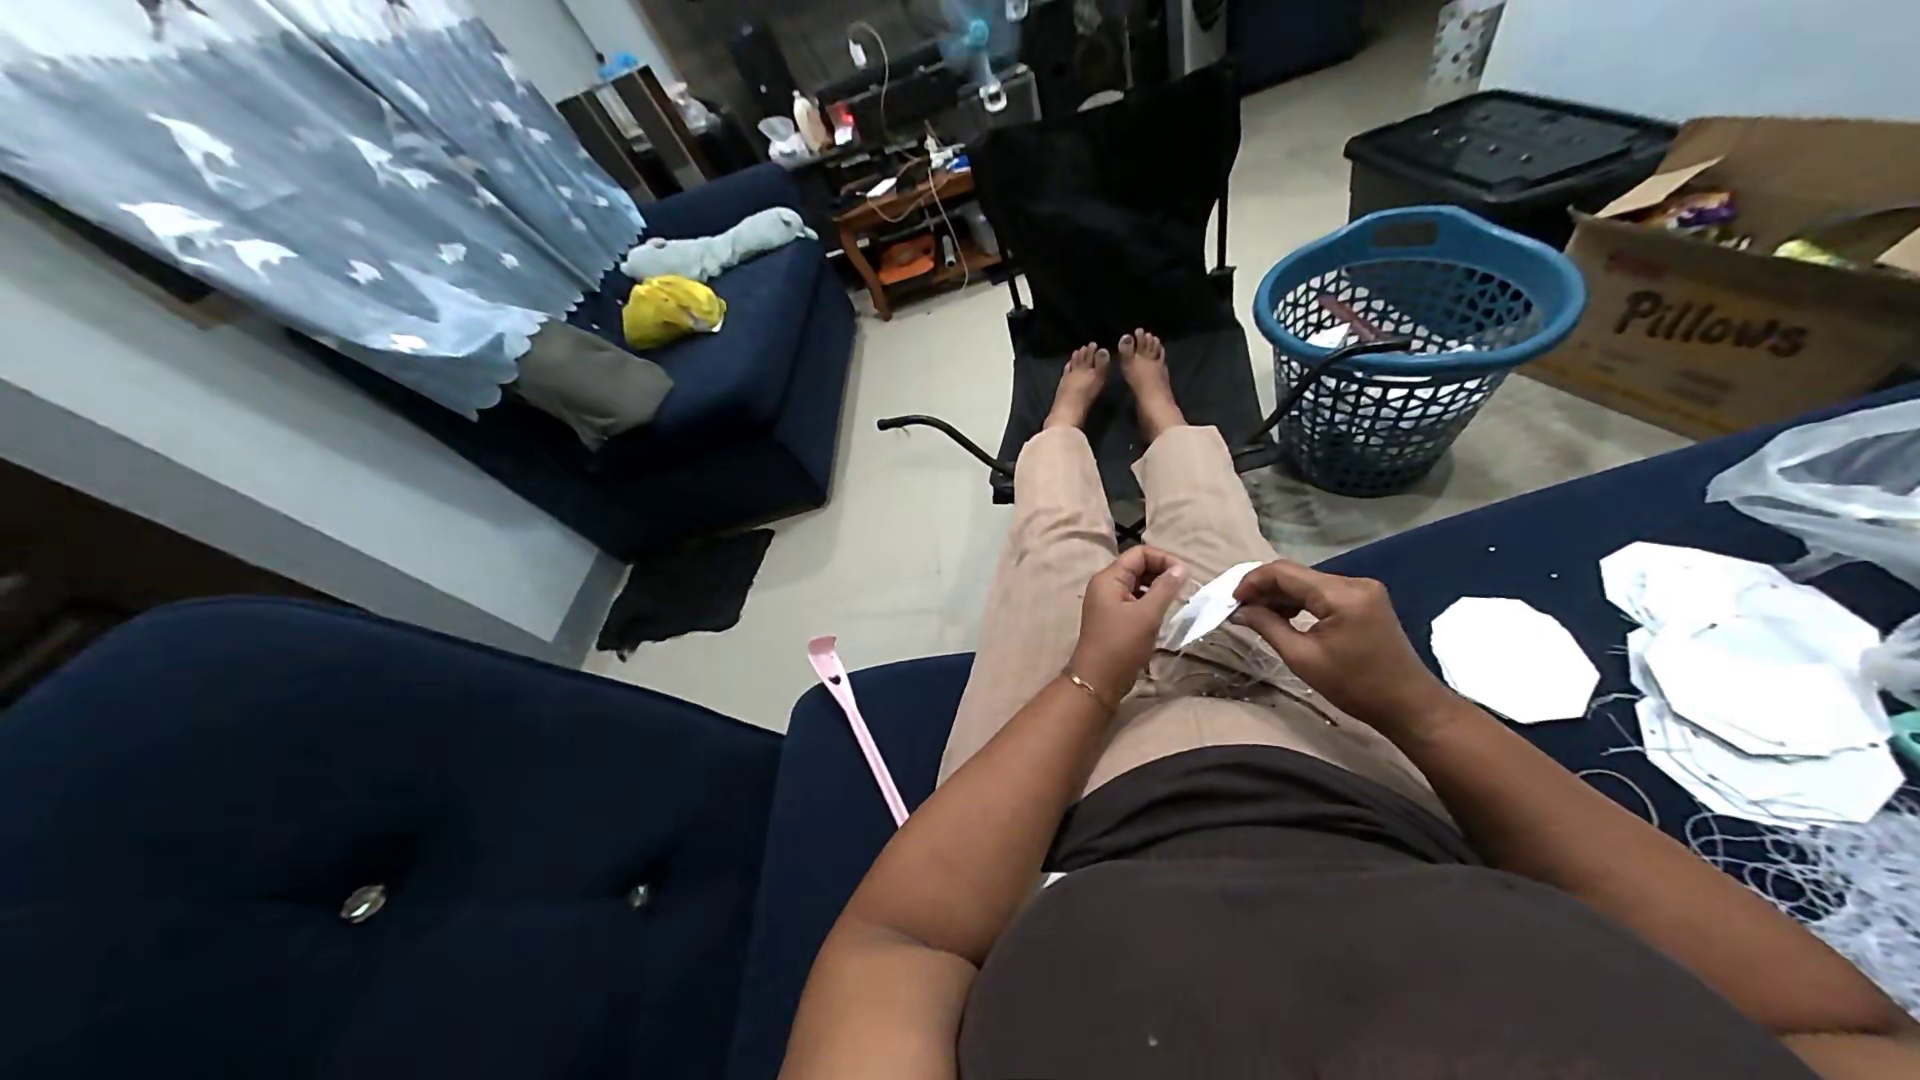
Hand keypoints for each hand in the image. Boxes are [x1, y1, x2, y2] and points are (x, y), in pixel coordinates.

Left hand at [1068, 546, 1185, 706]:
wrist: (1098, 680)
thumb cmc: (1121, 644)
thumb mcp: (1147, 614)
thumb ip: (1165, 588)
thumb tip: (1182, 568)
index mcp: (1108, 578)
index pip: (1139, 554)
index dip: (1164, 559)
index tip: (1186, 575)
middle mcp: (1106, 585)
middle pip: (1138, 566)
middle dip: (1162, 573)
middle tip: (1185, 589)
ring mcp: (1108, 602)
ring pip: (1137, 584)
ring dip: (1158, 588)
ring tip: (1178, 601)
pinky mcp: (1113, 617)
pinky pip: (1135, 600)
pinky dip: (1150, 602)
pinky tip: (1164, 613)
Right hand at [1230, 560, 1457, 728]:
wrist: (1408, 705)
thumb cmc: (1354, 686)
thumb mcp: (1302, 658)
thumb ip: (1268, 626)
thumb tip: (1240, 611)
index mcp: (1341, 595)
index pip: (1284, 572)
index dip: (1252, 582)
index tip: (1232, 602)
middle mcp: (1354, 583)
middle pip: (1296, 574)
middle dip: (1264, 589)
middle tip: (1240, 610)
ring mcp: (1362, 590)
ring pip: (1307, 582)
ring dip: (1280, 595)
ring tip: (1257, 615)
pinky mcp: (1365, 600)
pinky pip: (1322, 591)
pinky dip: (1299, 600)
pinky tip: (1284, 616)